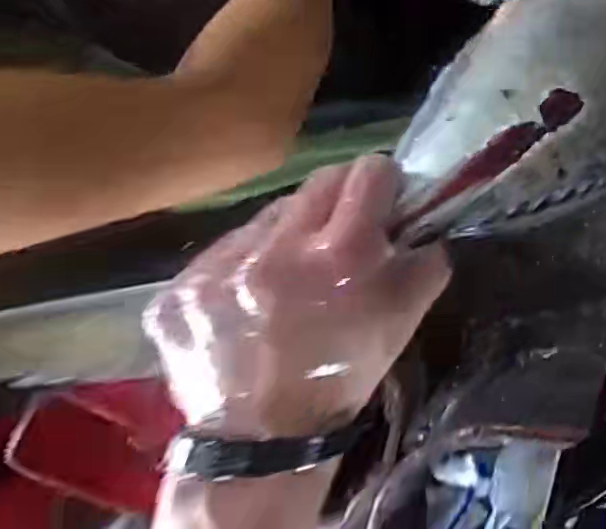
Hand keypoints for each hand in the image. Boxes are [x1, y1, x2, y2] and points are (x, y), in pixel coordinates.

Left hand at [143, 157, 450, 437]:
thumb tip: (423, 211)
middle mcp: (278, 250)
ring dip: (294, 228)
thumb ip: (428, 244)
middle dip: (343, 196)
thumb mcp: (416, 301)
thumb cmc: (353, 360)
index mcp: (343, 251)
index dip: (386, 181)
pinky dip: (251, 258)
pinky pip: (228, 247)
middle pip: (321, 180)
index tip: (387, 200)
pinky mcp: (177, 293)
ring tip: (296, 265)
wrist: (266, 435)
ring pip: (273, 212)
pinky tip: (258, 290)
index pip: (370, 170)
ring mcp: (219, 271)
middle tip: (346, 226)